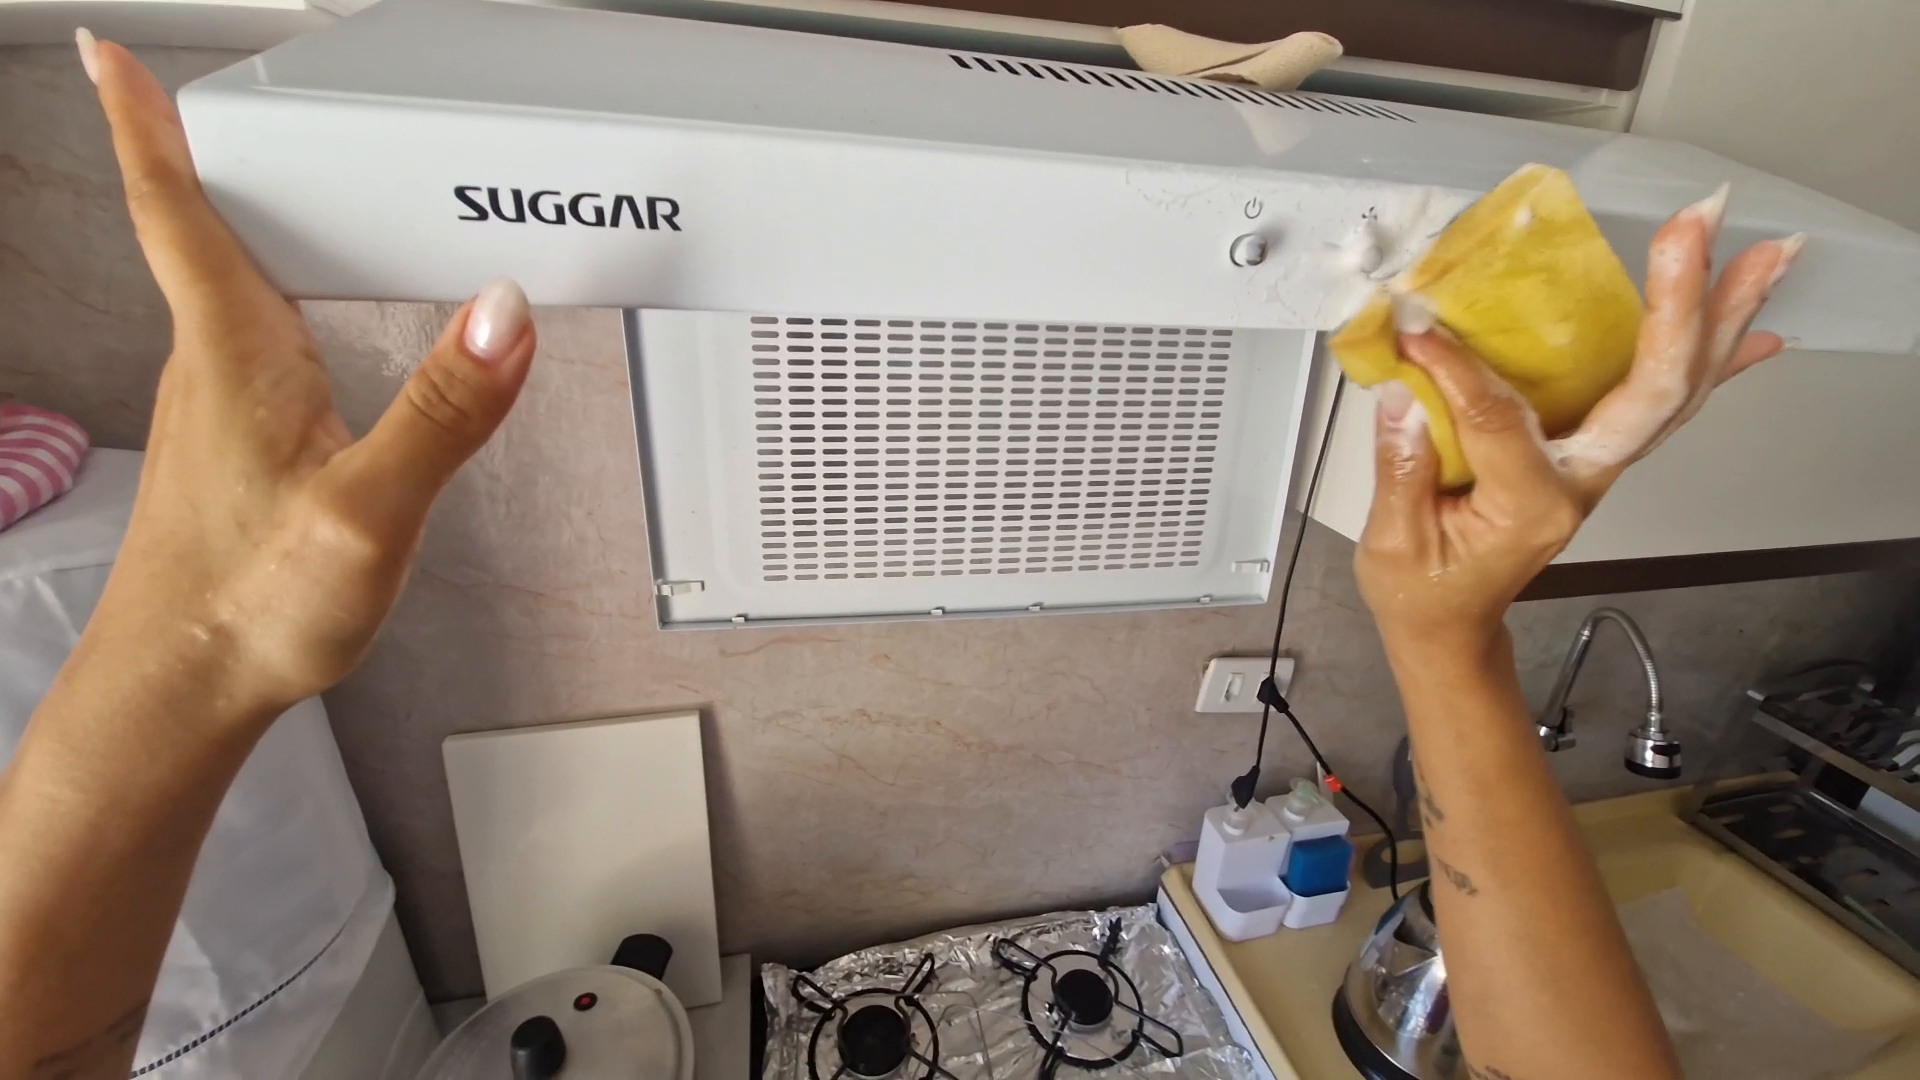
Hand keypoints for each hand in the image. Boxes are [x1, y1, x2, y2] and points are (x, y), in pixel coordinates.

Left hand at [77, 35, 536, 721]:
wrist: (184, 690)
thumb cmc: (255, 604)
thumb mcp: (372, 504)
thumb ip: (443, 408)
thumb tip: (504, 313)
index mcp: (237, 363)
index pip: (184, 220)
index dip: (152, 132)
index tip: (118, 58)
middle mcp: (218, 375)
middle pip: (217, 246)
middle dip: (232, 170)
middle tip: (265, 117)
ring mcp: (228, 416)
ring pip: (241, 301)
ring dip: (267, 243)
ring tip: (320, 211)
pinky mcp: (250, 453)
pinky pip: (269, 356)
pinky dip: (295, 314)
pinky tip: (332, 336)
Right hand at [1354, 187, 1802, 654]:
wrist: (1449, 623)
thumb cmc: (1419, 590)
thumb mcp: (1393, 540)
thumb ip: (1402, 467)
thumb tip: (1404, 395)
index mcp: (1529, 506)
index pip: (1501, 418)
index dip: (1457, 370)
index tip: (1420, 332)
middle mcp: (1581, 485)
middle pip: (1654, 391)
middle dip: (1679, 303)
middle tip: (1696, 227)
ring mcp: (1594, 473)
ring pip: (1675, 393)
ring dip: (1721, 318)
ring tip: (1763, 252)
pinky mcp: (1588, 463)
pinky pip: (1660, 411)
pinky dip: (1709, 365)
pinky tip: (1745, 329)